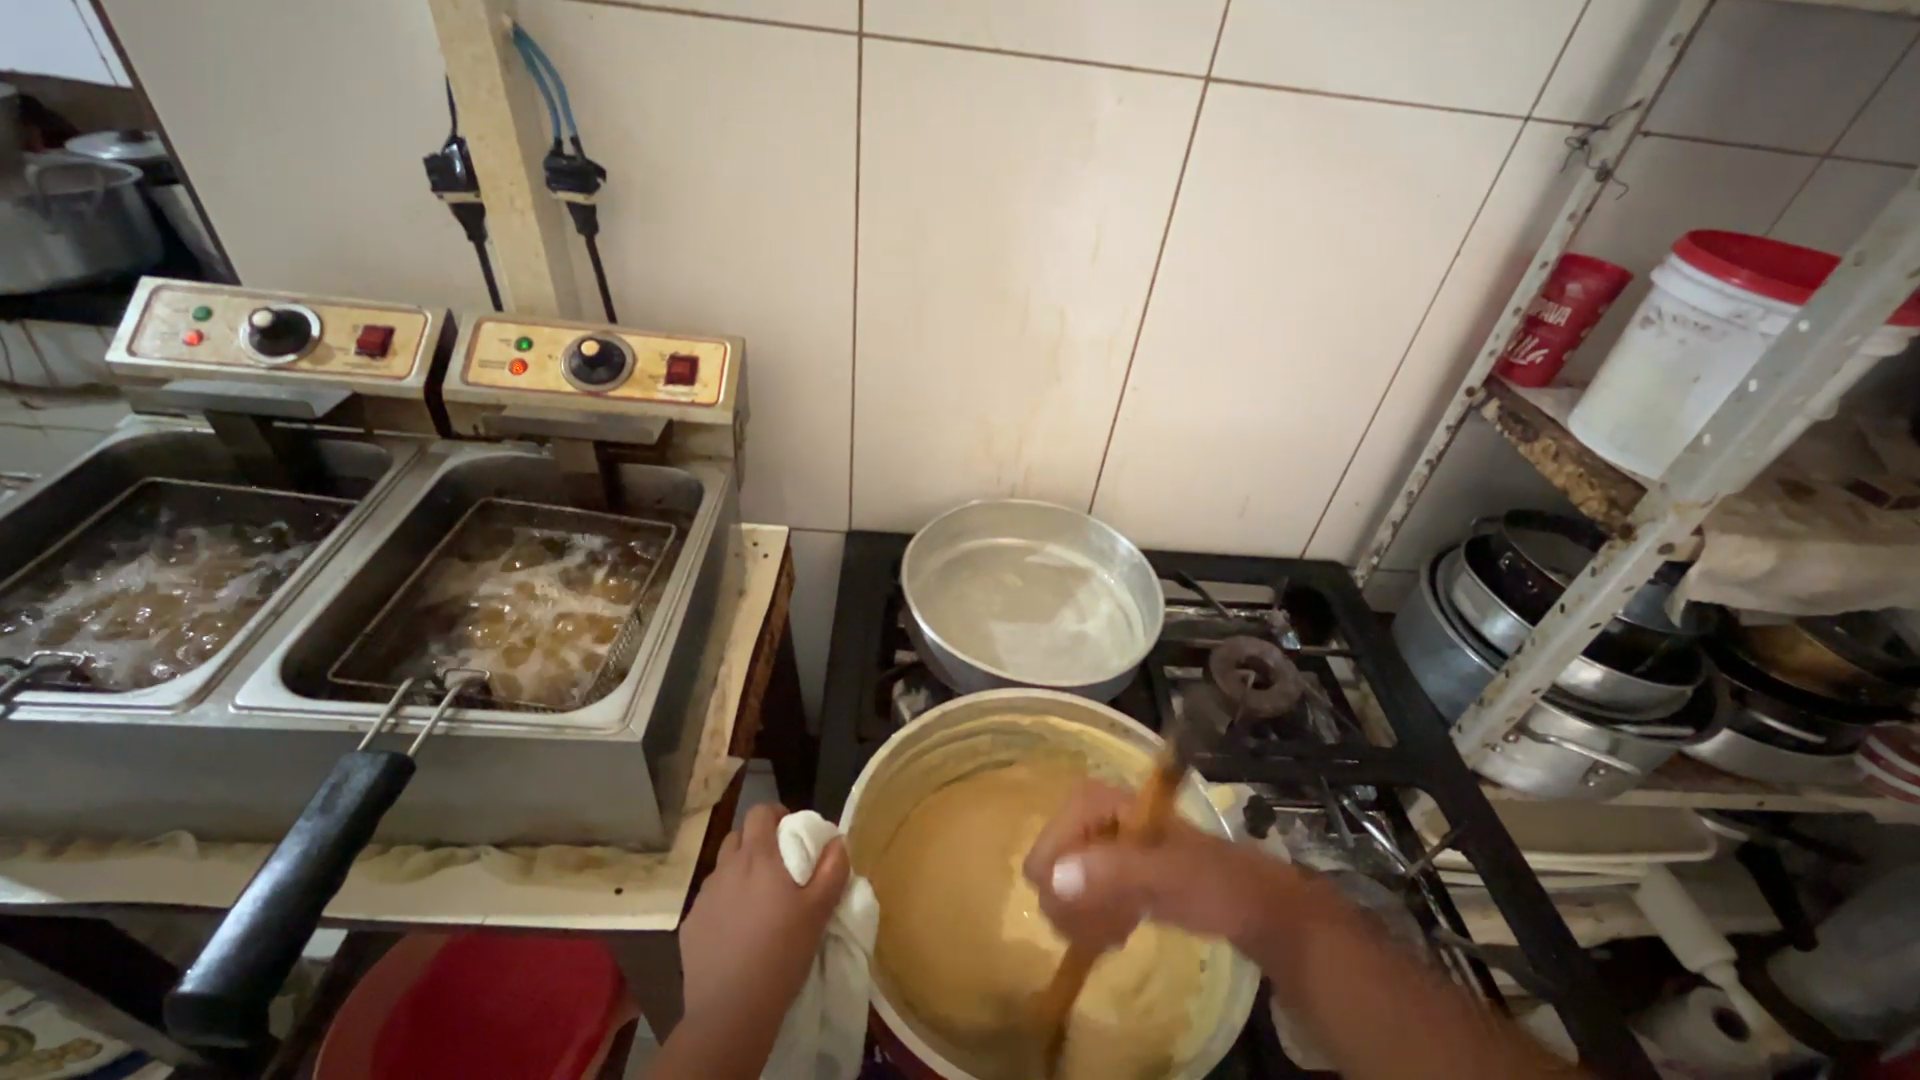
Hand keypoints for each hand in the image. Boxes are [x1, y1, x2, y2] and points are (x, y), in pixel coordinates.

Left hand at [680, 803, 849, 1024]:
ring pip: (723, 869)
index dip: (776, 814)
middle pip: (738, 835)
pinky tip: (738, 932)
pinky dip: (725, 904)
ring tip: (759, 901)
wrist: (731, 1010)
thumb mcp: (819, 911)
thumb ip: (832, 869)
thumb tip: (837, 840)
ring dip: (740, 872)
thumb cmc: (782, 953)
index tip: (792, 832)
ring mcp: (704, 897)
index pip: (760, 812)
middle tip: (779, 867)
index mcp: (758, 858)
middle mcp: (726, 869)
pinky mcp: (690, 925)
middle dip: (758, 841)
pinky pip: (710, 901)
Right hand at [1021, 780, 1298, 950]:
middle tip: (1094, 927)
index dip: (1054, 861)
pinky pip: (1081, 898)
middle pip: (1055, 855)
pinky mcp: (1116, 876)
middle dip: (1068, 897)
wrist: (1257, 908)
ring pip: (1063, 882)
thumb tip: (1054, 879)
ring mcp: (1108, 849)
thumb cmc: (1216, 883)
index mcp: (1111, 803)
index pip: (1059, 825)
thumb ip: (1116, 871)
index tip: (1064, 901)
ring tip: (1111, 933)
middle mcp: (1102, 820)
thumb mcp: (1170, 875)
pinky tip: (1118, 934)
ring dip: (1079, 914)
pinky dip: (1092, 920)